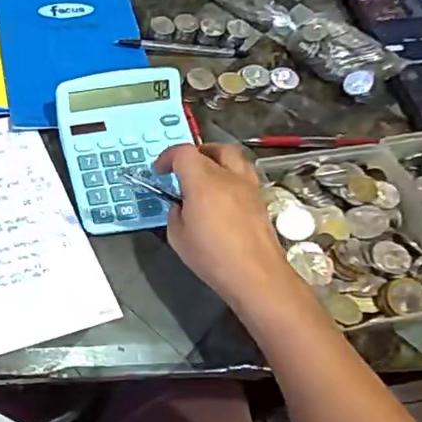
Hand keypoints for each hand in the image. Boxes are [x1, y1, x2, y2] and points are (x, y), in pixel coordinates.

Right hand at [154, 143, 303, 315]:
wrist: (254, 273)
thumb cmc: (212, 256)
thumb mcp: (177, 236)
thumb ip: (176, 213)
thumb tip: (181, 205)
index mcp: (203, 181)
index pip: (183, 153)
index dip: (168, 157)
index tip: (160, 170)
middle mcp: (229, 176)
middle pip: (214, 148)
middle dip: (197, 153)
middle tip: (185, 168)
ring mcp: (249, 187)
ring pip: (235, 158)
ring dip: (218, 161)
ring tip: (207, 179)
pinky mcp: (260, 200)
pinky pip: (244, 177)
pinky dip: (231, 179)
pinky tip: (223, 198)